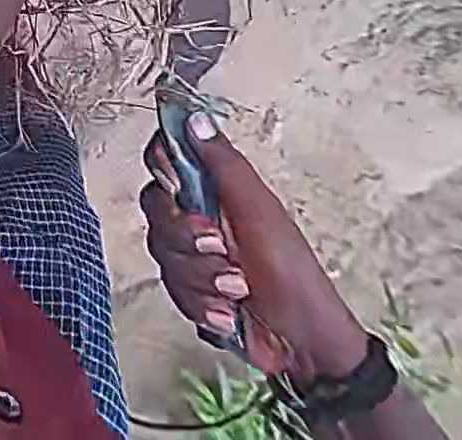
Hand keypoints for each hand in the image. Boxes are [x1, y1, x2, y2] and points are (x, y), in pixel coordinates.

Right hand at [141, 113, 367, 380]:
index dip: (162, 169)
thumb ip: (224, 164)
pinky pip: (170, 287)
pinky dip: (201, 303)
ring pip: (161, 250)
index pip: (163, 158)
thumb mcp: (261, 210)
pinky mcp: (187, 287)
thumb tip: (195, 119)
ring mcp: (189, 252)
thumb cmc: (293, 272)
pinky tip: (226, 310)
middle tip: (218, 246)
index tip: (180, 187)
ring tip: (236, 288)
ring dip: (200, 275)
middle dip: (185, 235)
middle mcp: (193, 215)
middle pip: (154, 207)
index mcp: (210, 188)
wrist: (307, 343)